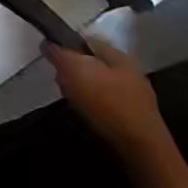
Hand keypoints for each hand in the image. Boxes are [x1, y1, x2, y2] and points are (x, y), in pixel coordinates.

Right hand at [43, 38, 171, 158]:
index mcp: (118, 54)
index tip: (51, 59)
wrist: (140, 146)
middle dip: (73, 70)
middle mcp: (130, 70)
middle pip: (92, 63)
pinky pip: (106, 103)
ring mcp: (135, 94)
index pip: (87, 41)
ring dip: (81, 90)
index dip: (66, 46)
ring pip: (98, 84)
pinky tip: (86, 115)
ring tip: (70, 101)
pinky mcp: (134, 116)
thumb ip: (60, 54)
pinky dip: (93, 106)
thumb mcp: (75, 70)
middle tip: (59, 81)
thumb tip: (48, 43)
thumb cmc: (107, 102)